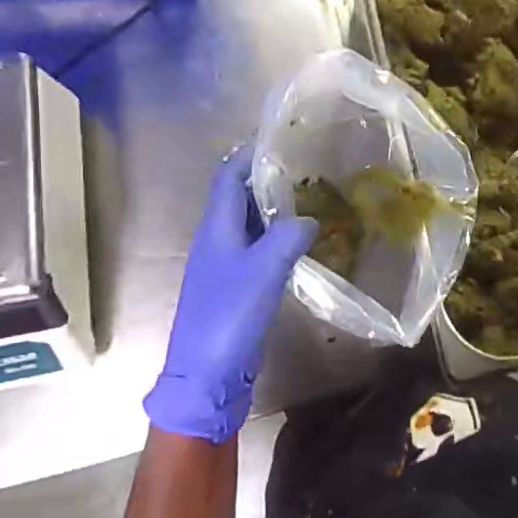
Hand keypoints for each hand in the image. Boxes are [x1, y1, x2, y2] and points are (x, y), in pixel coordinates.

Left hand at [144, 149, 317, 442]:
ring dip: (275, 213)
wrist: (206, 376)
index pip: (228, 179)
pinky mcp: (236, 290)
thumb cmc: (229, 317)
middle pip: (239, 200)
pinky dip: (278, 242)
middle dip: (268, 181)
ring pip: (250, 227)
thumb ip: (287, 238)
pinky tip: (301, 246)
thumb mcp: (263, 271)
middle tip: (307, 171)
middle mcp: (217, 243)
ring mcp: (225, 268)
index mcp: (216, 230)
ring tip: (311, 202)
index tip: (281, 141)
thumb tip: (308, 219)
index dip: (250, 157)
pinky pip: (258, 253)